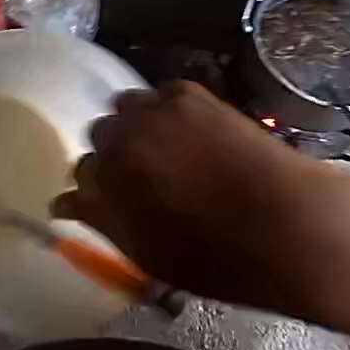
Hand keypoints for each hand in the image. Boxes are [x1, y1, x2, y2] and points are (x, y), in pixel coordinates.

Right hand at [52, 81, 349, 322]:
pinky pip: (162, 97)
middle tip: (142, 178)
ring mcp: (160, 107)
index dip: (96, 189)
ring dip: (138, 127)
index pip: (81, 172)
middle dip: (114, 153)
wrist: (288, 224)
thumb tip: (62, 203)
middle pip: (101, 133)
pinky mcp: (194, 95)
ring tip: (166, 153)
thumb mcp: (144, 251)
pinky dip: (166, 112)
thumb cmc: (213, 255)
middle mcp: (125, 130)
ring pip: (129, 109)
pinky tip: (190, 137)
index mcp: (106, 172)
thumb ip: (99, 219)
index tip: (113, 200)